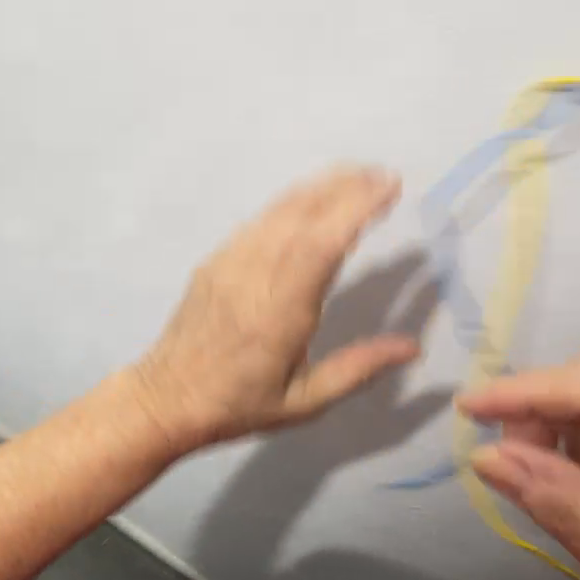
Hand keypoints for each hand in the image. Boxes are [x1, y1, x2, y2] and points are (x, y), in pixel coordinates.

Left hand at [129, 166, 419, 452]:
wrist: (166, 398)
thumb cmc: (237, 404)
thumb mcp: (303, 401)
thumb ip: (357, 369)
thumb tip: (413, 346)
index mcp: (279, 310)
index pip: (322, 244)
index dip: (355, 209)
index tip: (389, 187)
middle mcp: (252, 276)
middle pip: (301, 216)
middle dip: (343, 188)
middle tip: (381, 174)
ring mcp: (227, 265)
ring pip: (274, 213)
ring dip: (315, 189)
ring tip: (352, 177)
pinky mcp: (212, 264)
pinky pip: (253, 224)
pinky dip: (284, 205)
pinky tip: (305, 202)